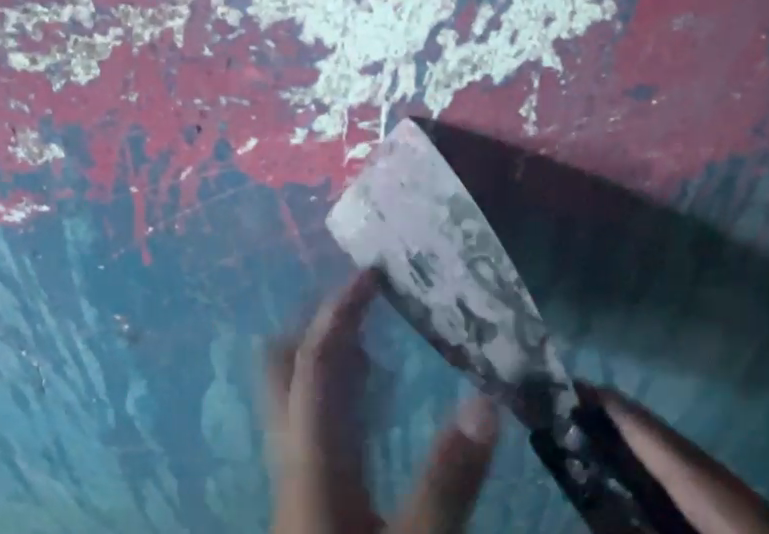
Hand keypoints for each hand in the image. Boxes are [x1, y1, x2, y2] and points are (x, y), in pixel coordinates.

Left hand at [263, 271, 500, 533]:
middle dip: (318, 320)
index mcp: (309, 456)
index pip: (313, 361)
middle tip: (363, 295)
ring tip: (376, 330)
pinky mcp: (309, 496)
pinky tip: (377, 399)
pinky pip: (315, 421)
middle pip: (283, 365)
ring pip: (297, 392)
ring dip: (329, 353)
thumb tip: (485, 402)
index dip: (338, 311)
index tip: (370, 272)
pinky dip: (340, 391)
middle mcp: (292, 454)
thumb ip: (447, 482)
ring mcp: (295, 476)